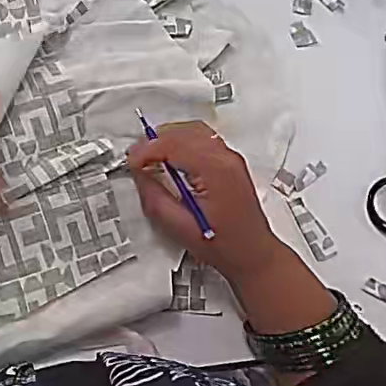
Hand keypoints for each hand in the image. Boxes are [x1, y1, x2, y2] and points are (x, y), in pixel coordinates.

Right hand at [126, 122, 333, 333]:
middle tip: (136, 158)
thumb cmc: (225, 246)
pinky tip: (170, 159)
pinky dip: (182, 143)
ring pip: (194, 131)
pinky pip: (202, 139)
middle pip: (184, 132)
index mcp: (216, 171)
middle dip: (155, 141)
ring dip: (168, 140)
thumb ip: (155, 198)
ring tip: (150, 157)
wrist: (252, 254)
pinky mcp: (230, 163)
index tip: (132, 162)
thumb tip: (140, 175)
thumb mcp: (180, 226)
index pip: (174, 145)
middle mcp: (227, 159)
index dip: (147, 150)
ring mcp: (231, 158)